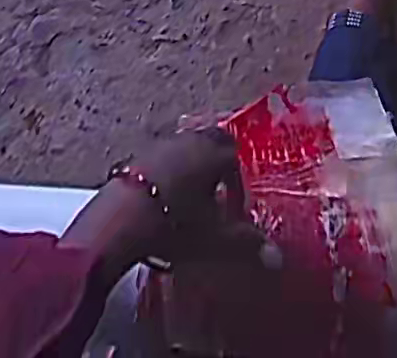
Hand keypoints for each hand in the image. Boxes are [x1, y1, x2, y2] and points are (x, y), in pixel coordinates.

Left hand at [73, 129, 262, 268]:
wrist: (120, 217)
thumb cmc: (174, 223)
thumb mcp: (214, 239)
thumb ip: (246, 243)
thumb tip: (276, 257)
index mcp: (213, 152)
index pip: (236, 156)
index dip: (238, 182)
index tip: (235, 209)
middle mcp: (190, 139)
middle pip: (213, 141)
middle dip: (219, 163)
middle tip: (219, 193)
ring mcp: (163, 142)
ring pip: (187, 145)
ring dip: (194, 165)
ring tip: (192, 197)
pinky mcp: (140, 152)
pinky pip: (165, 154)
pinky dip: (172, 169)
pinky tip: (167, 194)